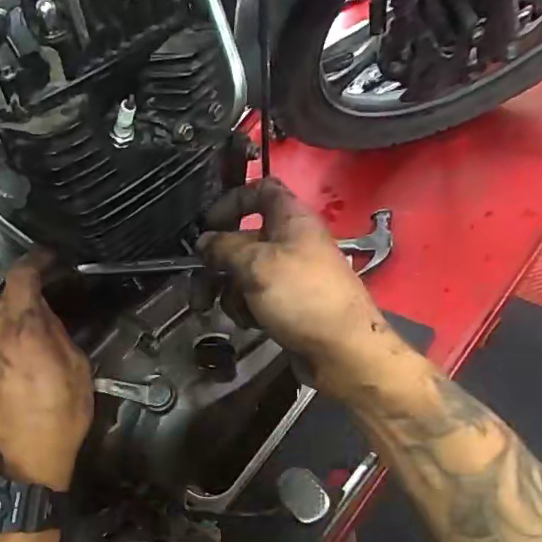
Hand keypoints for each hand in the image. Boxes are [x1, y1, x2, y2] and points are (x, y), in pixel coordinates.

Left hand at [0, 253, 93, 490]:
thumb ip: (57, 331)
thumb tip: (47, 316)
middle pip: (6, 297)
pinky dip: (1, 342)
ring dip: (14, 321)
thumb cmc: (59, 417)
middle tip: (50, 303)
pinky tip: (17, 360)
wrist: (25, 461)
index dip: (37, 261)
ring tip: (35, 338)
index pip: (21, 275)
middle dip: (28, 296)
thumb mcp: (77, 366)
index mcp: (22, 327)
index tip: (49, 260)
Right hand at [200, 179, 401, 392]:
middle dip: (217, 263)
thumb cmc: (303, 297)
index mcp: (291, 219)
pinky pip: (256, 298)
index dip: (233, 201)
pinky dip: (247, 308)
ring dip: (229, 291)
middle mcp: (291, 242)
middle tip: (198, 287)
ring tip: (230, 311)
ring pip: (245, 273)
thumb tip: (204, 242)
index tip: (209, 224)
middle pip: (243, 239)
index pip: (261, 190)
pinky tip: (249, 323)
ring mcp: (290, 275)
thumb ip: (224, 248)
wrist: (343, 350)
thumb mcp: (256, 265)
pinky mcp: (289, 304)